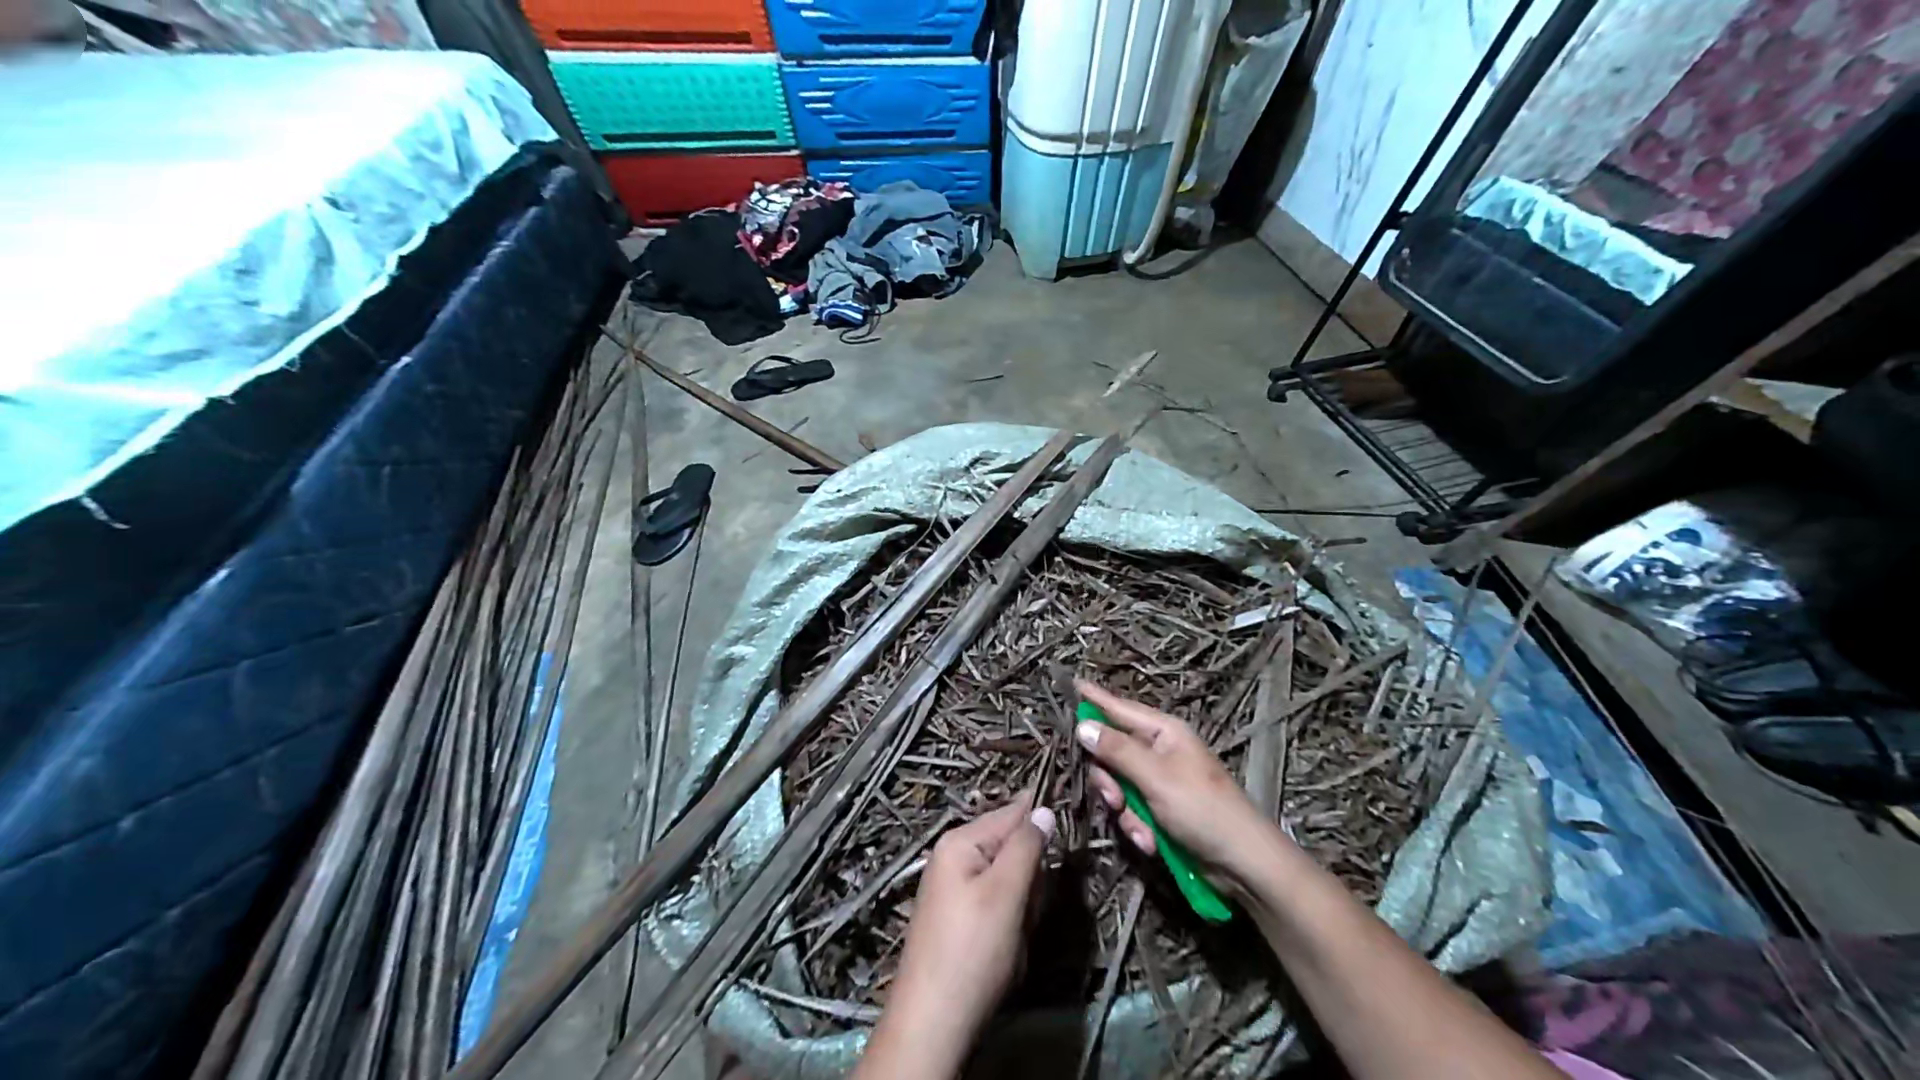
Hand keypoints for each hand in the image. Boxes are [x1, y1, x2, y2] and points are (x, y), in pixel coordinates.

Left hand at [855, 799, 1054, 1079]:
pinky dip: (1010, 923)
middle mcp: (954, 857)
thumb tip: (1044, 809)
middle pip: (1012, 848)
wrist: (934, 1020)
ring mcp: (956, 888)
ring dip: (1023, 905)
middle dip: (1031, 878)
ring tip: (1015, 935)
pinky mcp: (961, 917)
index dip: (1040, 820)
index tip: (1066, 831)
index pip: (1011, 812)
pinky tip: (1007, 949)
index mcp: (960, 841)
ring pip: (1010, 880)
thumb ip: (1027, 846)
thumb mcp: (1006, 892)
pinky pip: (998, 904)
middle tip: (1028, 909)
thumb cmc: (973, 949)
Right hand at [1075, 679, 1293, 896]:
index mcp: (1164, 732)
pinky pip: (1132, 809)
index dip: (1094, 699)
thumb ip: (1116, 750)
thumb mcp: (1155, 777)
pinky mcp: (1161, 808)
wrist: (1242, 862)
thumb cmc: (1202, 809)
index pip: (1120, 708)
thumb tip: (1083, 724)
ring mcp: (1160, 781)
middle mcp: (1159, 751)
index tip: (1070, 684)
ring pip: (1118, 784)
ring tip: (1141, 830)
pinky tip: (1151, 842)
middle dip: (1109, 779)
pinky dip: (1138, 826)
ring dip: (1125, 810)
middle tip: (1113, 799)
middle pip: (1111, 751)